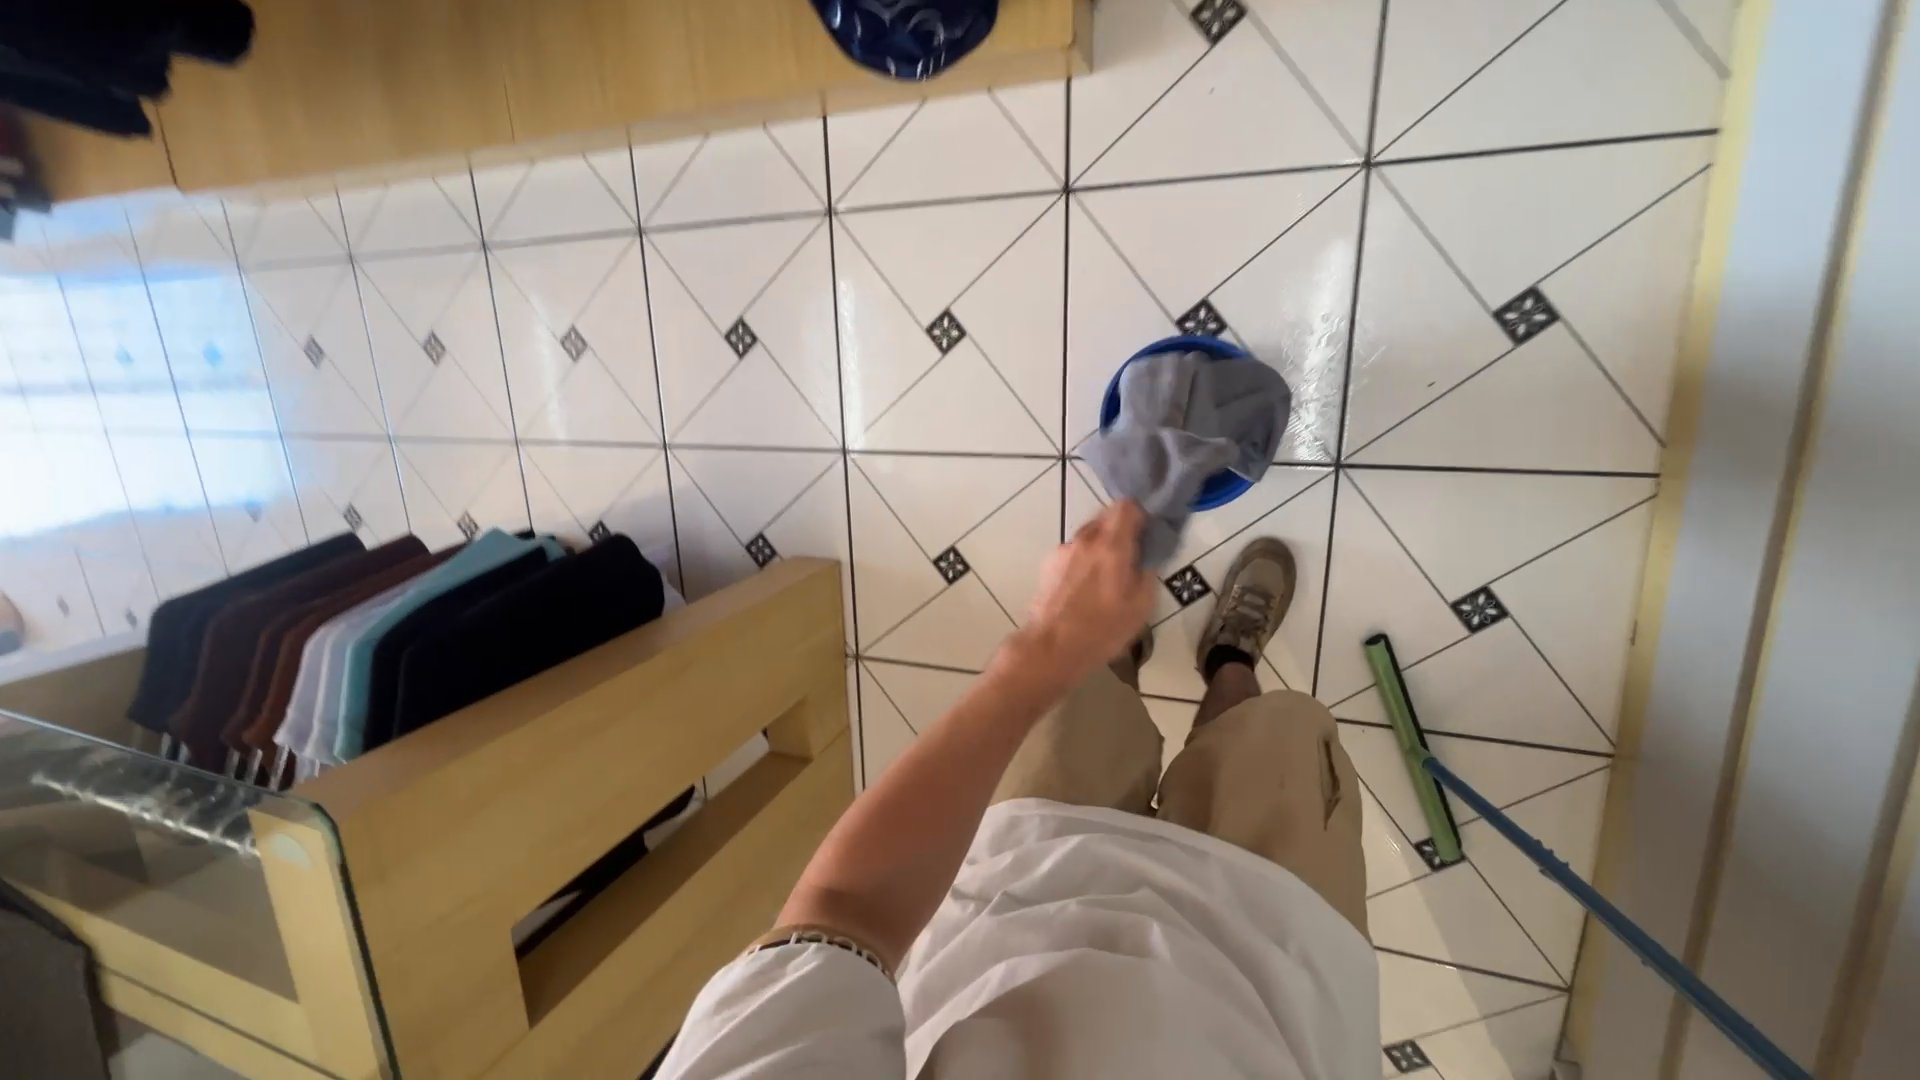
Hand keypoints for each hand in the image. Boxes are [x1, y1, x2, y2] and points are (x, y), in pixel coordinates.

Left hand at [1007, 500, 1157, 682]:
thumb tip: (1148, 555)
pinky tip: (1086, 588)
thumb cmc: (1101, 629)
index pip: (1126, 506)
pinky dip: (1083, 561)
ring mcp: (1061, 551)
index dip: (1140, 514)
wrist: (1050, 648)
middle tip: (1132, 556)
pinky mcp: (1047, 566)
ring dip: (1101, 547)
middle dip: (1121, 531)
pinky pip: (1073, 553)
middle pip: (1105, 518)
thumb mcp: (1140, 606)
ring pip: (1087, 536)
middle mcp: (1084, 540)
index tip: (1148, 532)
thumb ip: (1147, 572)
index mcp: (1110, 545)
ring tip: (1108, 577)